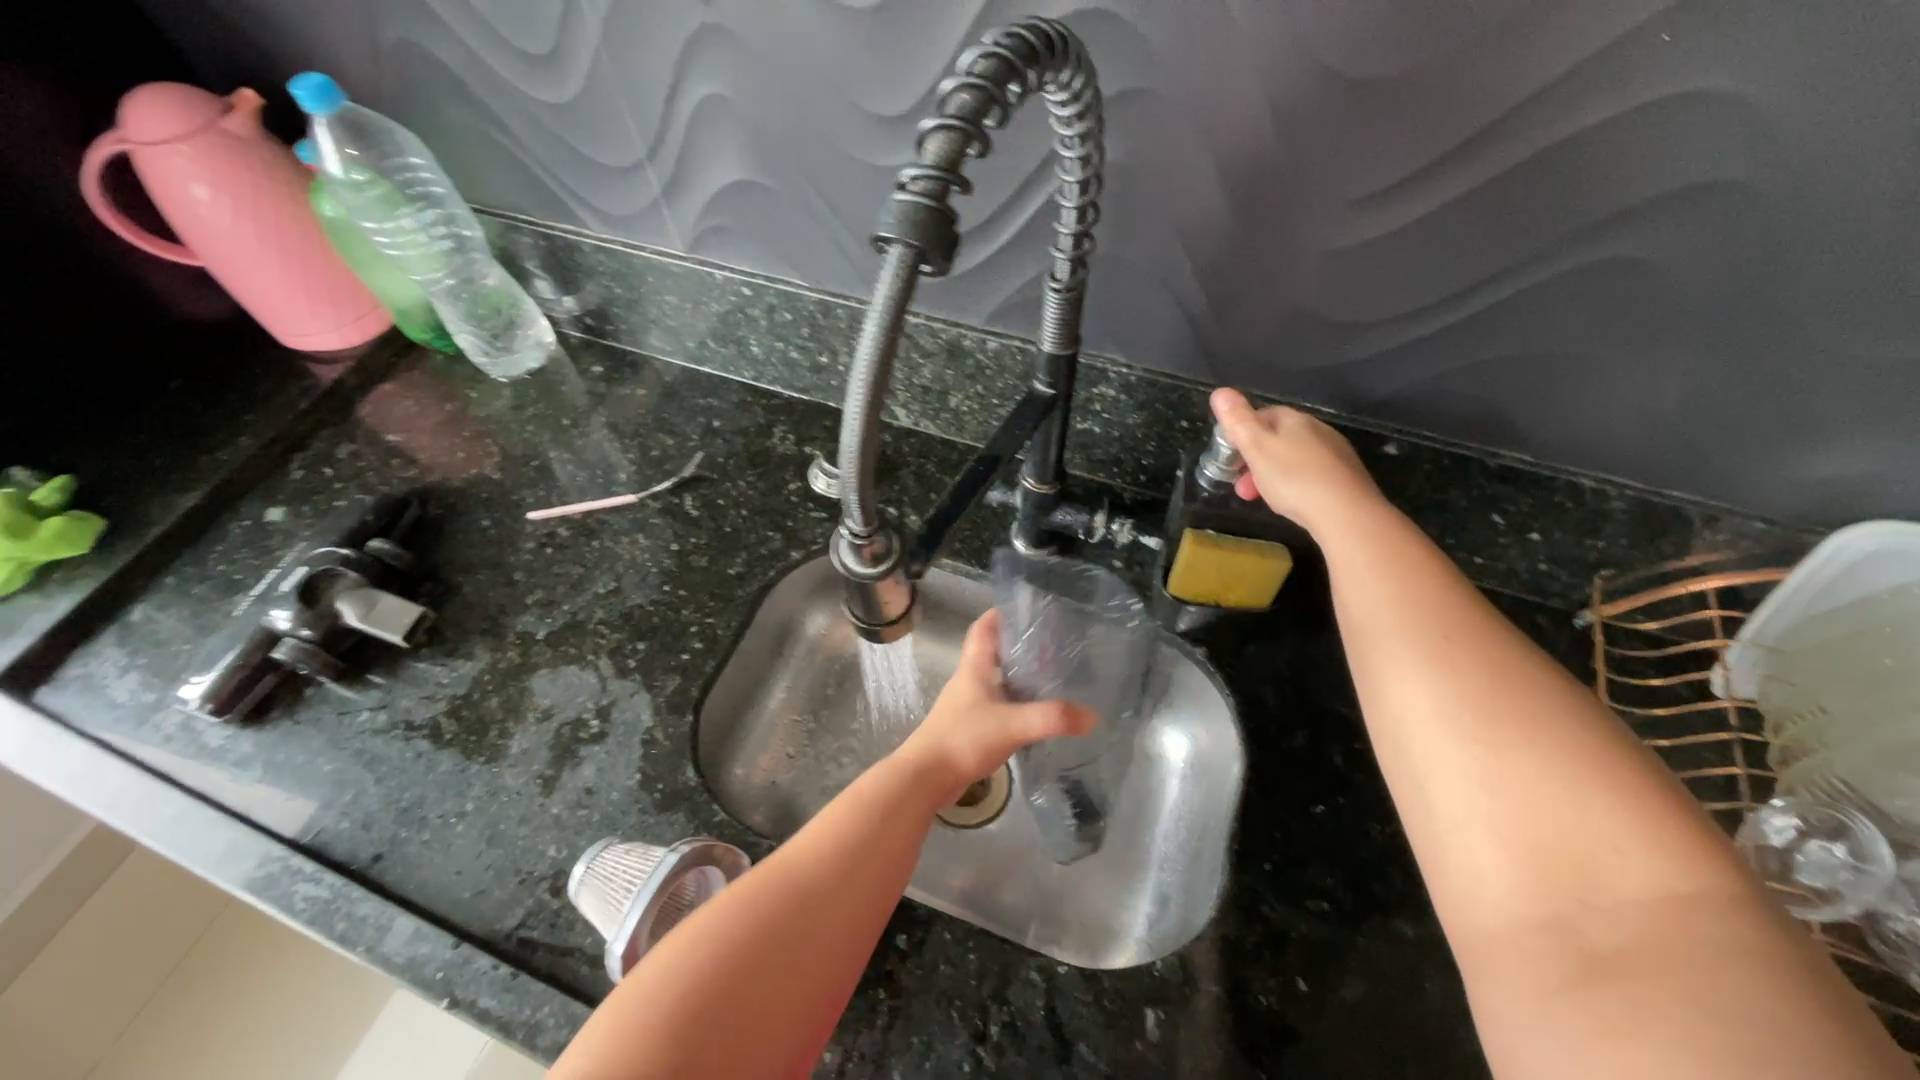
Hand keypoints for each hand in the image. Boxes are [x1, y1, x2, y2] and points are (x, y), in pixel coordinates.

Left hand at [893, 611, 1094, 805]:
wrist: (925, 778)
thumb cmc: (963, 739)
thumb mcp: (1012, 724)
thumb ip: (1052, 718)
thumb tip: (1092, 716)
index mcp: (973, 668)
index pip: (983, 629)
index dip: (1000, 614)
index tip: (1026, 609)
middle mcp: (968, 682)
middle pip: (992, 654)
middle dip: (1018, 647)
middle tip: (1052, 646)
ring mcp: (966, 707)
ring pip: (995, 683)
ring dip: (1017, 678)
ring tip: (1050, 679)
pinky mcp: (969, 730)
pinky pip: (995, 709)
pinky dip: (1014, 706)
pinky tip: (1033, 717)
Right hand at [1210, 387, 1383, 531]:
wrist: (1346, 513)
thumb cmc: (1294, 478)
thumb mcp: (1257, 448)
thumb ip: (1237, 420)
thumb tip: (1220, 392)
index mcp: (1295, 420)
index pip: (1264, 415)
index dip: (1243, 432)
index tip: (1229, 455)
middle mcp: (1319, 431)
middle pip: (1279, 440)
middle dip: (1255, 460)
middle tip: (1240, 486)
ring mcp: (1336, 455)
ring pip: (1294, 460)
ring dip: (1272, 476)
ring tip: (1261, 498)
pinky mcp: (1346, 479)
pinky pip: (1312, 476)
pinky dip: (1295, 486)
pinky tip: (1291, 503)